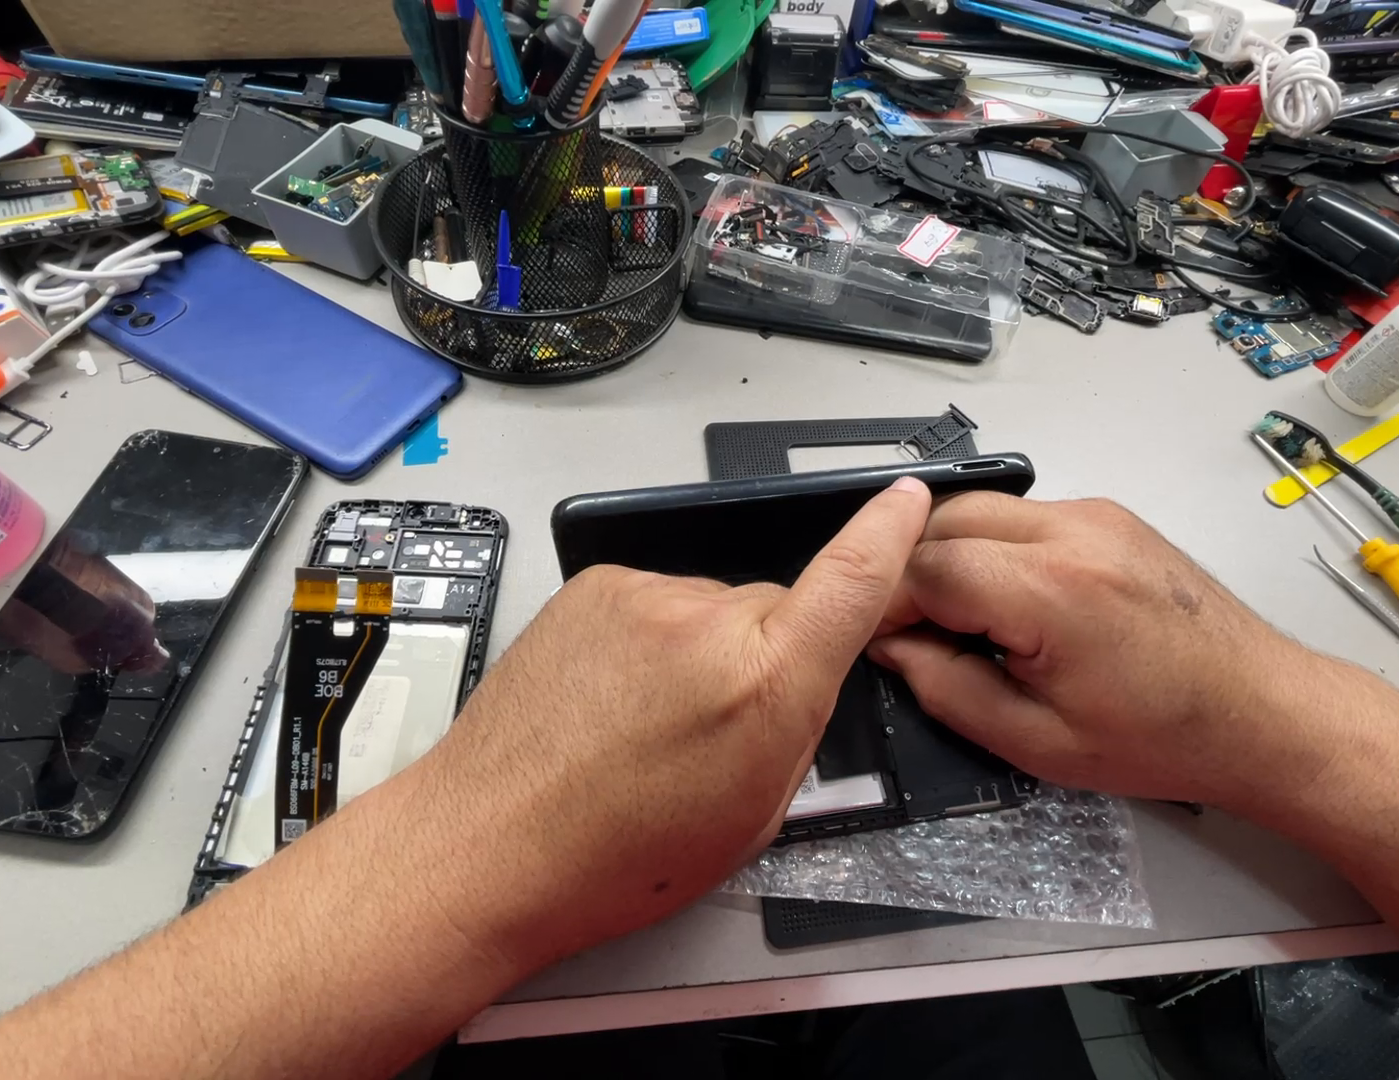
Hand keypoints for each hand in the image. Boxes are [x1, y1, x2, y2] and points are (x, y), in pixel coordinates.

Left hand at [409, 477, 931, 971]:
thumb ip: (792, 725)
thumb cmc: (615, 853)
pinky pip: (657, 600)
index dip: (888, 531)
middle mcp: (706, 622)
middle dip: (760, 653)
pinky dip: (652, 636)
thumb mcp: (751, 814)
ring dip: (697, 648)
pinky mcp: (596, 585)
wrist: (491, 841)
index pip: (852, 579)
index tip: (907, 500)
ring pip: (710, 607)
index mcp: (762, 683)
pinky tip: (615, 690)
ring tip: (645, 714)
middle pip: (772, 606)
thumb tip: (797, 676)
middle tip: (710, 716)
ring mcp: (644, 595)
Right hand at [868, 493, 1335, 809]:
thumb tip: (887, 645)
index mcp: (1054, 591)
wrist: (1266, 712)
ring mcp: (1093, 512)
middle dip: (906, 569)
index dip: (885, 602)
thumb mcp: (1035, 740)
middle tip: (907, 626)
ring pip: (975, 508)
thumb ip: (944, 686)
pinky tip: (1000, 596)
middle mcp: (1072, 530)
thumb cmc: (1158, 740)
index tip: (876, 637)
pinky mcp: (1106, 512)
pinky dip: (985, 547)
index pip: (927, 567)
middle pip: (942, 519)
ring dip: (944, 553)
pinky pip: (1016, 514)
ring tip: (952, 613)